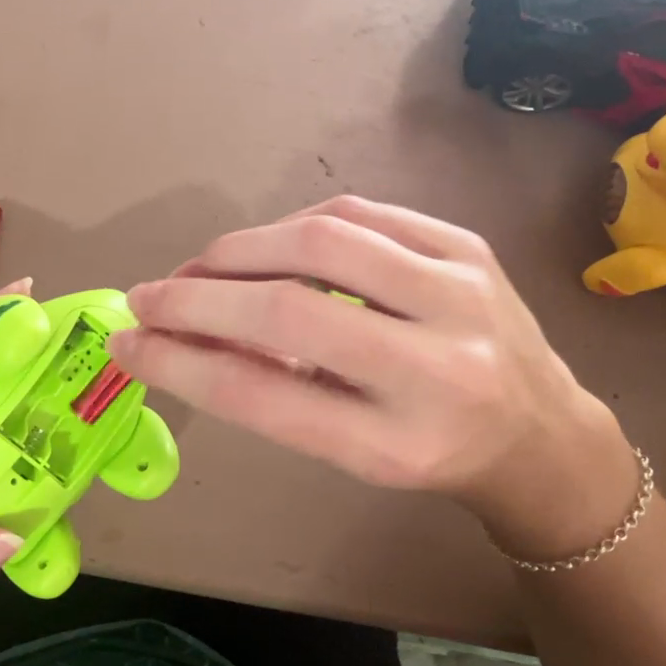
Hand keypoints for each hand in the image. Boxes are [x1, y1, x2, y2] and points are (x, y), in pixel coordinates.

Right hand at [109, 196, 636, 554]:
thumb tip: (174, 338)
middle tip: (148, 297)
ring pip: (321, 242)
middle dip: (196, 298)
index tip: (126, 342)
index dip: (178, 362)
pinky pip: (357, 214)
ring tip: (201, 272)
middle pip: (289, 310)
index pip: (261, 395)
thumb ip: (264, 392)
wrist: (538, 434)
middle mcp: (440, 369)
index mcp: (398, 445)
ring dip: (238, 251)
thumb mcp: (344, 448)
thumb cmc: (424, 452)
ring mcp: (463, 294)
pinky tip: (266, 250)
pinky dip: (291, 227)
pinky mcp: (469, 247)